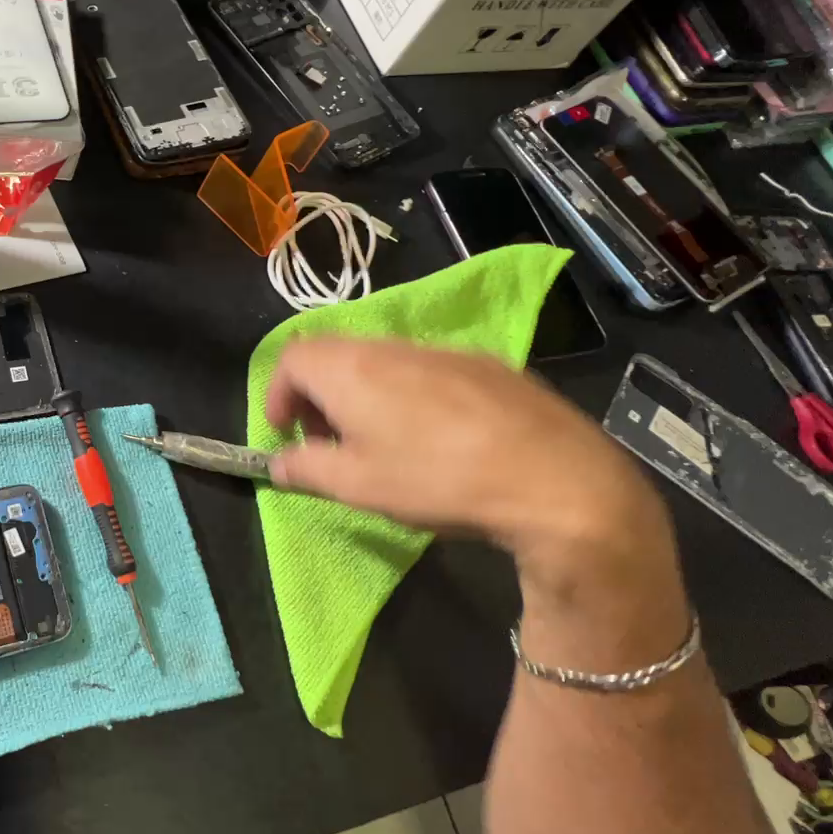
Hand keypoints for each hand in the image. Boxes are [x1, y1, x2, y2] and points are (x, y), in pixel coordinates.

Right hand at [265, 338, 670, 578]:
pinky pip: (425, 369)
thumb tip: (279, 463)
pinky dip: (406, 394)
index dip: (276, 394)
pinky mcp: (488, 365)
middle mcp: (393, 347)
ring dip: (362, 395)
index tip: (285, 433)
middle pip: (334, 355)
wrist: (556, 480)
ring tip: (380, 443)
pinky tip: (436, 438)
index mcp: (352, 369)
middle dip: (317, 396)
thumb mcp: (355, 486)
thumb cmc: (436, 480)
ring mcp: (445, 351)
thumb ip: (304, 468)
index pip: (291, 357)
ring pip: (381, 361)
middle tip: (328, 442)